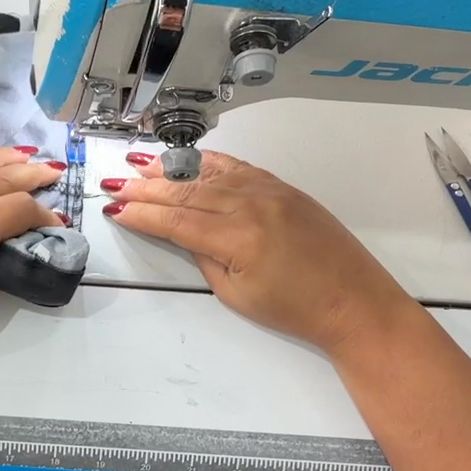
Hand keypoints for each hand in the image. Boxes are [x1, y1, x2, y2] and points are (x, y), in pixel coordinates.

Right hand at [102, 150, 414, 355]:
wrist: (355, 302)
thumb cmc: (297, 310)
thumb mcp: (236, 294)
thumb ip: (204, 257)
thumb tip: (181, 233)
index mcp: (239, 238)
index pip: (176, 221)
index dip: (142, 214)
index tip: (115, 208)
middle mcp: (252, 206)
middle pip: (186, 192)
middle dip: (146, 189)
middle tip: (115, 184)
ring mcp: (270, 192)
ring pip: (208, 175)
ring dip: (171, 171)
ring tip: (140, 166)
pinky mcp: (284, 188)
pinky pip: (238, 168)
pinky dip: (209, 163)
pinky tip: (187, 161)